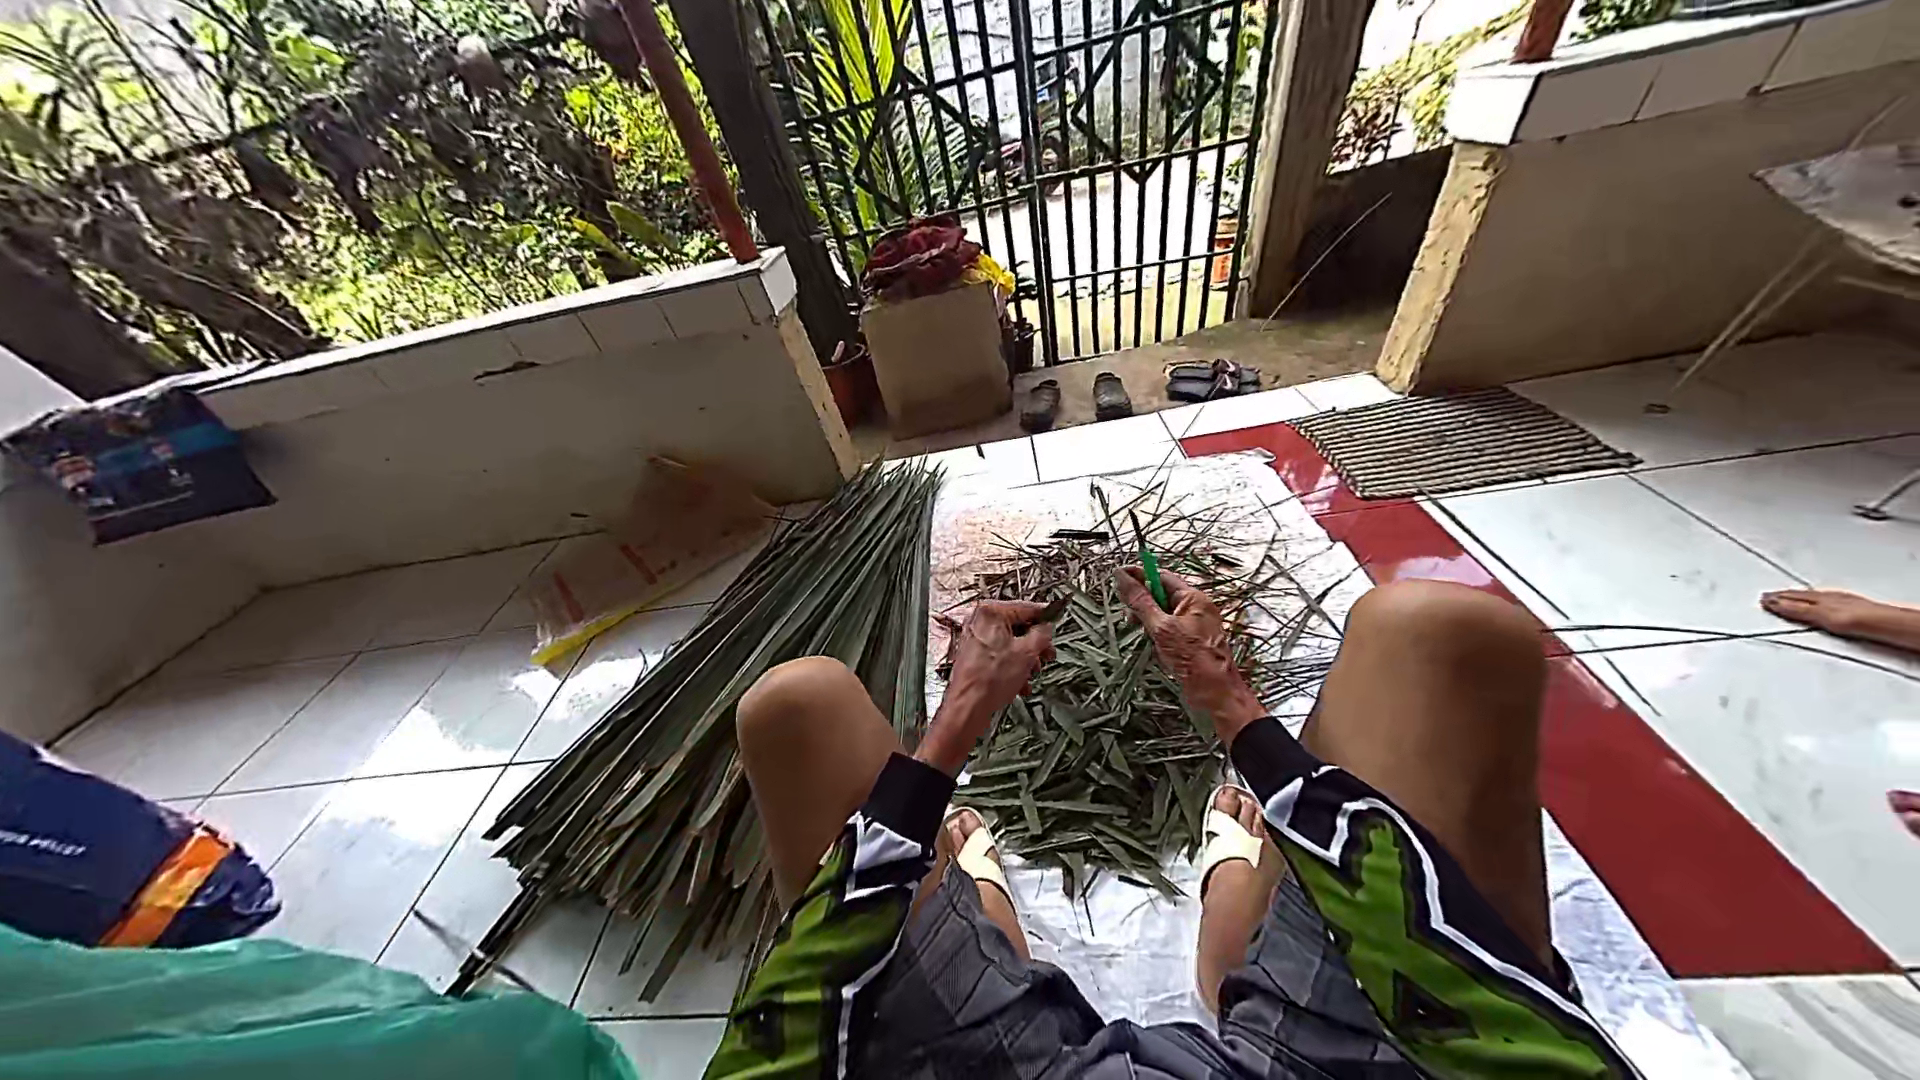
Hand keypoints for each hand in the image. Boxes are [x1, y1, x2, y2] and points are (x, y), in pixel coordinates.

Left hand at [918, 600, 1055, 774]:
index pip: (1026, 607)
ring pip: (1010, 642)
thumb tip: (1046, 628)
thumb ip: (1042, 634)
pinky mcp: (974, 655)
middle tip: (1046, 655)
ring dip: (1026, 658)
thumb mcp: (1027, 653)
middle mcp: (978, 621)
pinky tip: (1020, 682)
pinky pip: (1000, 654)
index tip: (1055, 621)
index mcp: (990, 612)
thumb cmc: (988, 680)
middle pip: (1018, 626)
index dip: (1045, 617)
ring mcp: (974, 638)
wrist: (967, 707)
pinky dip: (1012, 666)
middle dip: (1035, 645)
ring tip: (1031, 673)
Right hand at [1114, 566, 1265, 742]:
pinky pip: (1166, 629)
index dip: (1140, 575)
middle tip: (1129, 615)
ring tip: (1142, 633)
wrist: (1216, 694)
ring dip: (1147, 620)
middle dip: (1141, 602)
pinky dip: (1155, 634)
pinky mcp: (1189, 641)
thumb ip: (1140, 601)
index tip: (1119, 576)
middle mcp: (1196, 608)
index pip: (1162, 576)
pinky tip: (1152, 645)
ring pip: (1161, 613)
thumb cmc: (1195, 660)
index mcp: (1194, 598)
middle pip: (1160, 594)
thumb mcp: (1161, 627)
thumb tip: (1122, 577)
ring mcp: (1193, 625)